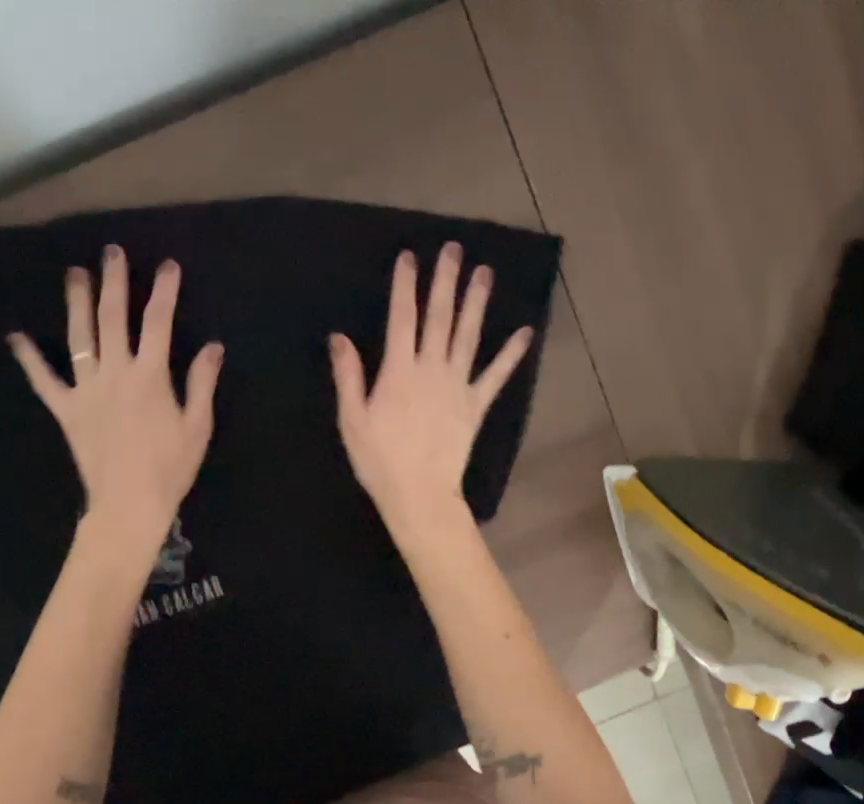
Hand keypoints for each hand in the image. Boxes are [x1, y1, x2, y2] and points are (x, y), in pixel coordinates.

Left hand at [8, 245, 222, 545]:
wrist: (130, 504)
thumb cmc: (170, 468)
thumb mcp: (198, 427)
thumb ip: (202, 383)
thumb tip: (212, 346)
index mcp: (150, 376)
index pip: (158, 323)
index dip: (164, 291)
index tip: (168, 266)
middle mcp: (115, 373)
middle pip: (112, 318)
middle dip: (114, 282)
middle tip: (112, 252)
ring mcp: (86, 390)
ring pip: (78, 337)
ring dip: (76, 302)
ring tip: (74, 273)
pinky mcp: (66, 410)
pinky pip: (44, 381)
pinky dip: (29, 359)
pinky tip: (16, 337)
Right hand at [329, 243, 533, 536]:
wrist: (419, 494)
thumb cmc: (379, 460)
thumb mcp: (352, 419)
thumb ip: (348, 375)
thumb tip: (339, 337)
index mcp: (398, 372)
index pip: (402, 318)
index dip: (405, 286)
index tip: (409, 257)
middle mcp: (431, 370)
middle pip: (439, 318)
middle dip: (445, 281)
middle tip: (454, 249)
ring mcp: (457, 386)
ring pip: (468, 336)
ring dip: (477, 303)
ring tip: (485, 273)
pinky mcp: (475, 406)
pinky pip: (496, 375)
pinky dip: (511, 354)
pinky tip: (524, 332)